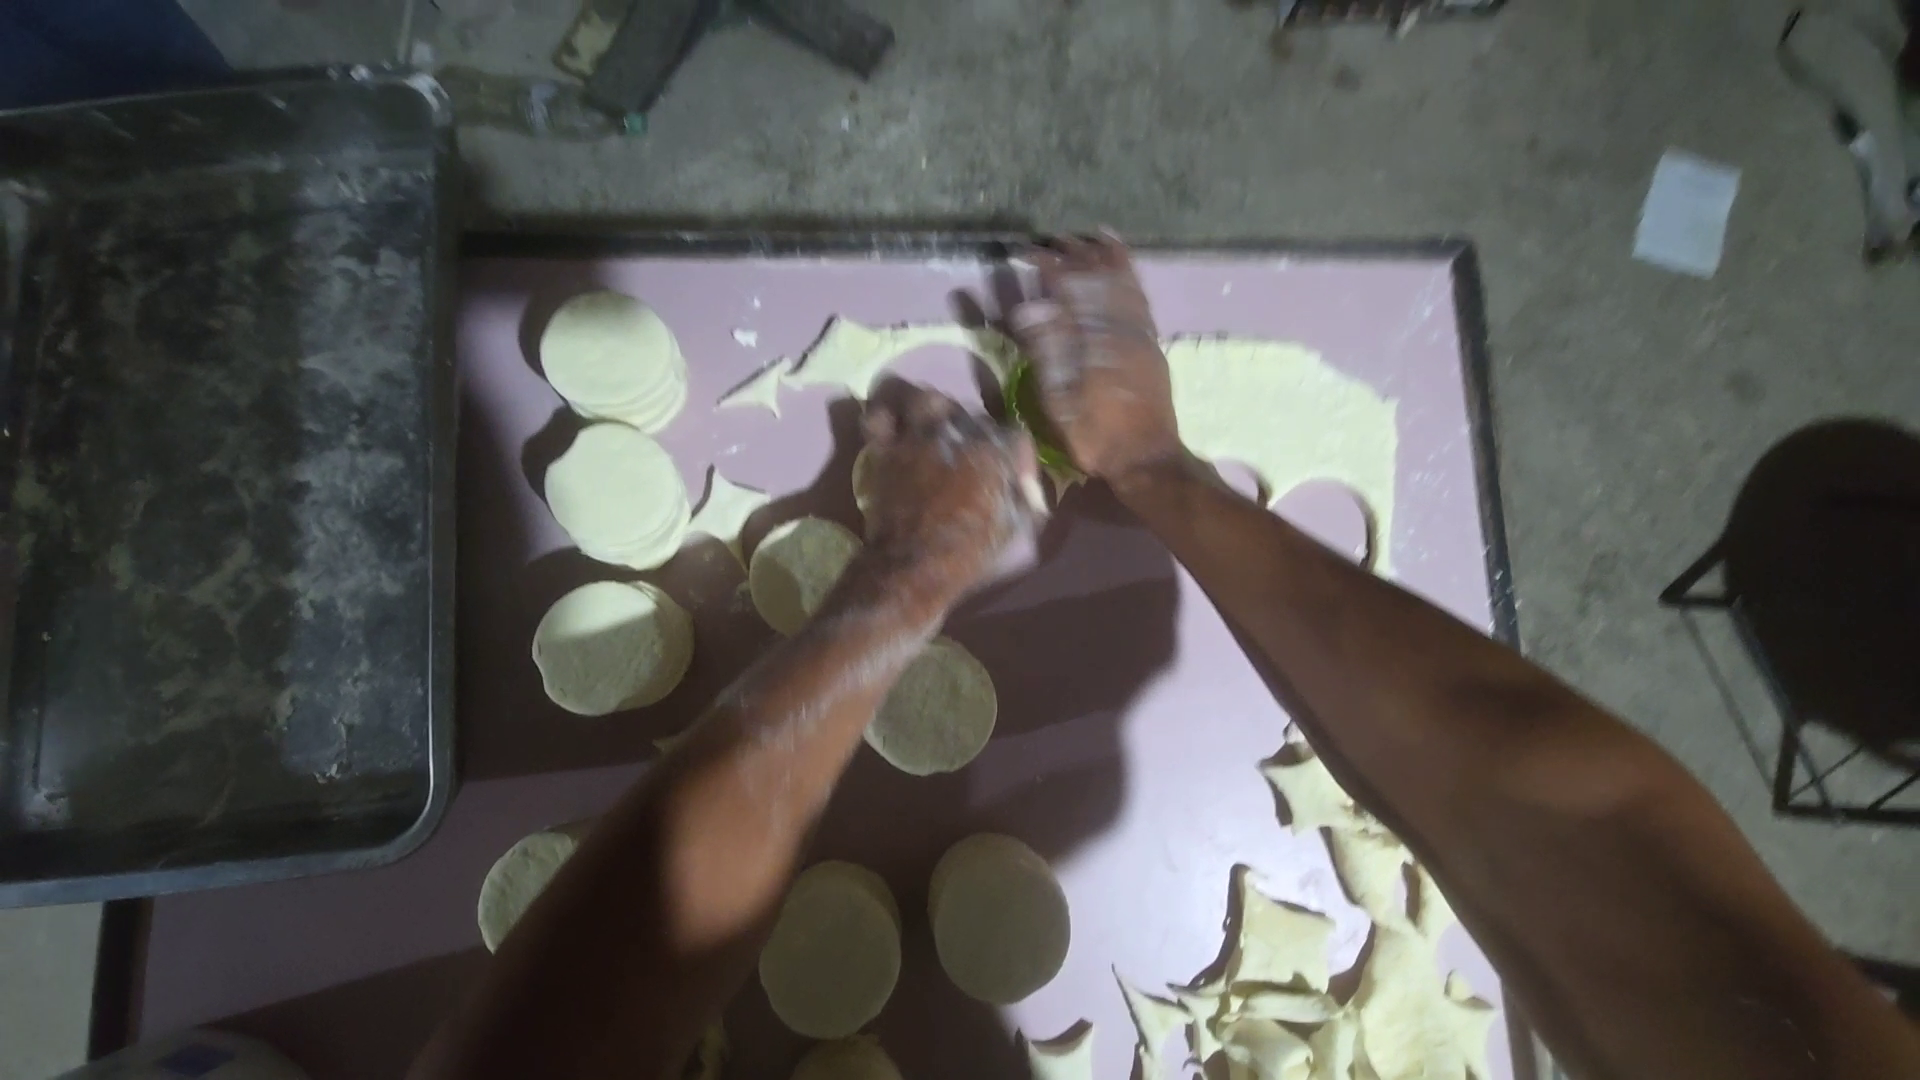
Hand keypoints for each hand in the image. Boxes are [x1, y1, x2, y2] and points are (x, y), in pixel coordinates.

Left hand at [856, 382, 1039, 606]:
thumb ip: (1024, 498)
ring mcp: (918, 438)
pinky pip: (879, 418)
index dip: (1016, 454)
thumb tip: (1028, 488)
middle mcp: (957, 434)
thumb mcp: (1015, 529)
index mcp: (994, 452)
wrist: (914, 567)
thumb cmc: (968, 555)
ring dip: (932, 410)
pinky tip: (893, 429)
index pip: (1014, 432)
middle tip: (970, 451)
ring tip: (933, 428)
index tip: (1013, 475)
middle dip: (974, 430)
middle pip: (969, 413)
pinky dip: (884, 419)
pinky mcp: (886, 450)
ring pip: (926, 399)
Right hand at [1008, 232, 1183, 483]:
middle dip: (1075, 254)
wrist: (1146, 457)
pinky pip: (1140, 297)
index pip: (1068, 288)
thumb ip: (1045, 352)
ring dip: (1106, 257)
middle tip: (1053, 238)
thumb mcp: (1059, 402)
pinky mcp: (1149, 345)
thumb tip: (1026, 310)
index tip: (1027, 251)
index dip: (1048, 266)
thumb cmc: (1096, 436)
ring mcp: (1138, 334)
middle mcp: (1118, 327)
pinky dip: (1130, 276)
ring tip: (1091, 236)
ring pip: (1123, 283)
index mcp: (1091, 338)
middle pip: (1098, 278)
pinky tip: (1124, 269)